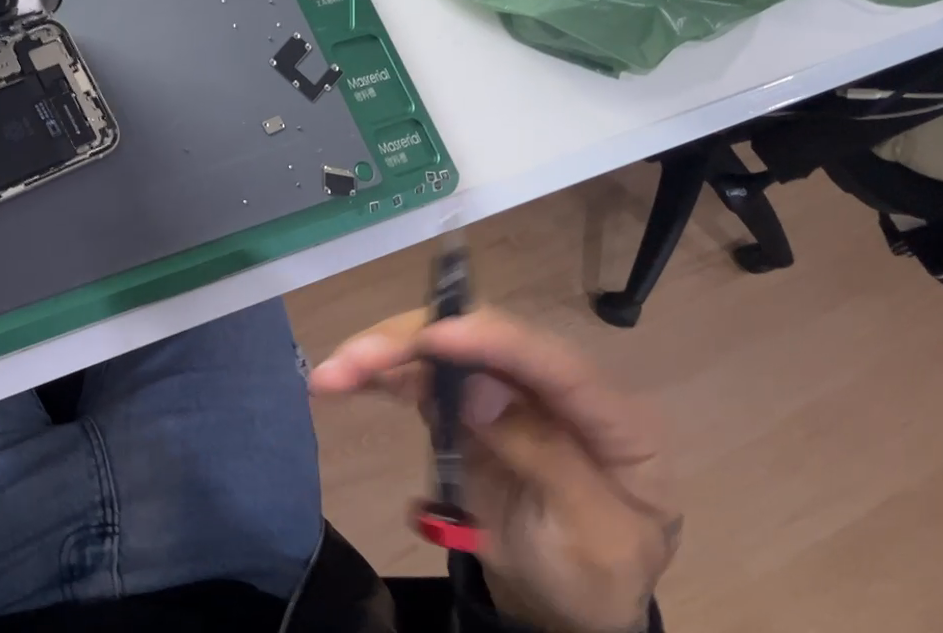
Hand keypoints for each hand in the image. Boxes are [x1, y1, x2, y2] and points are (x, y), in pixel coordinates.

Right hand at [310, 310, 678, 632]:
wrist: (565, 601)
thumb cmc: (593, 573)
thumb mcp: (593, 535)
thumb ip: (548, 461)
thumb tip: (477, 396)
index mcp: (611, 418)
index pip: (553, 364)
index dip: (493, 342)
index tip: (434, 340)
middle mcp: (552, 388)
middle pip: (482, 340)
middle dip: (413, 342)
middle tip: (354, 360)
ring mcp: (503, 391)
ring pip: (439, 351)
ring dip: (381, 355)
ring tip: (331, 375)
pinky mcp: (462, 404)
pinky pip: (417, 378)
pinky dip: (376, 375)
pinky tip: (339, 380)